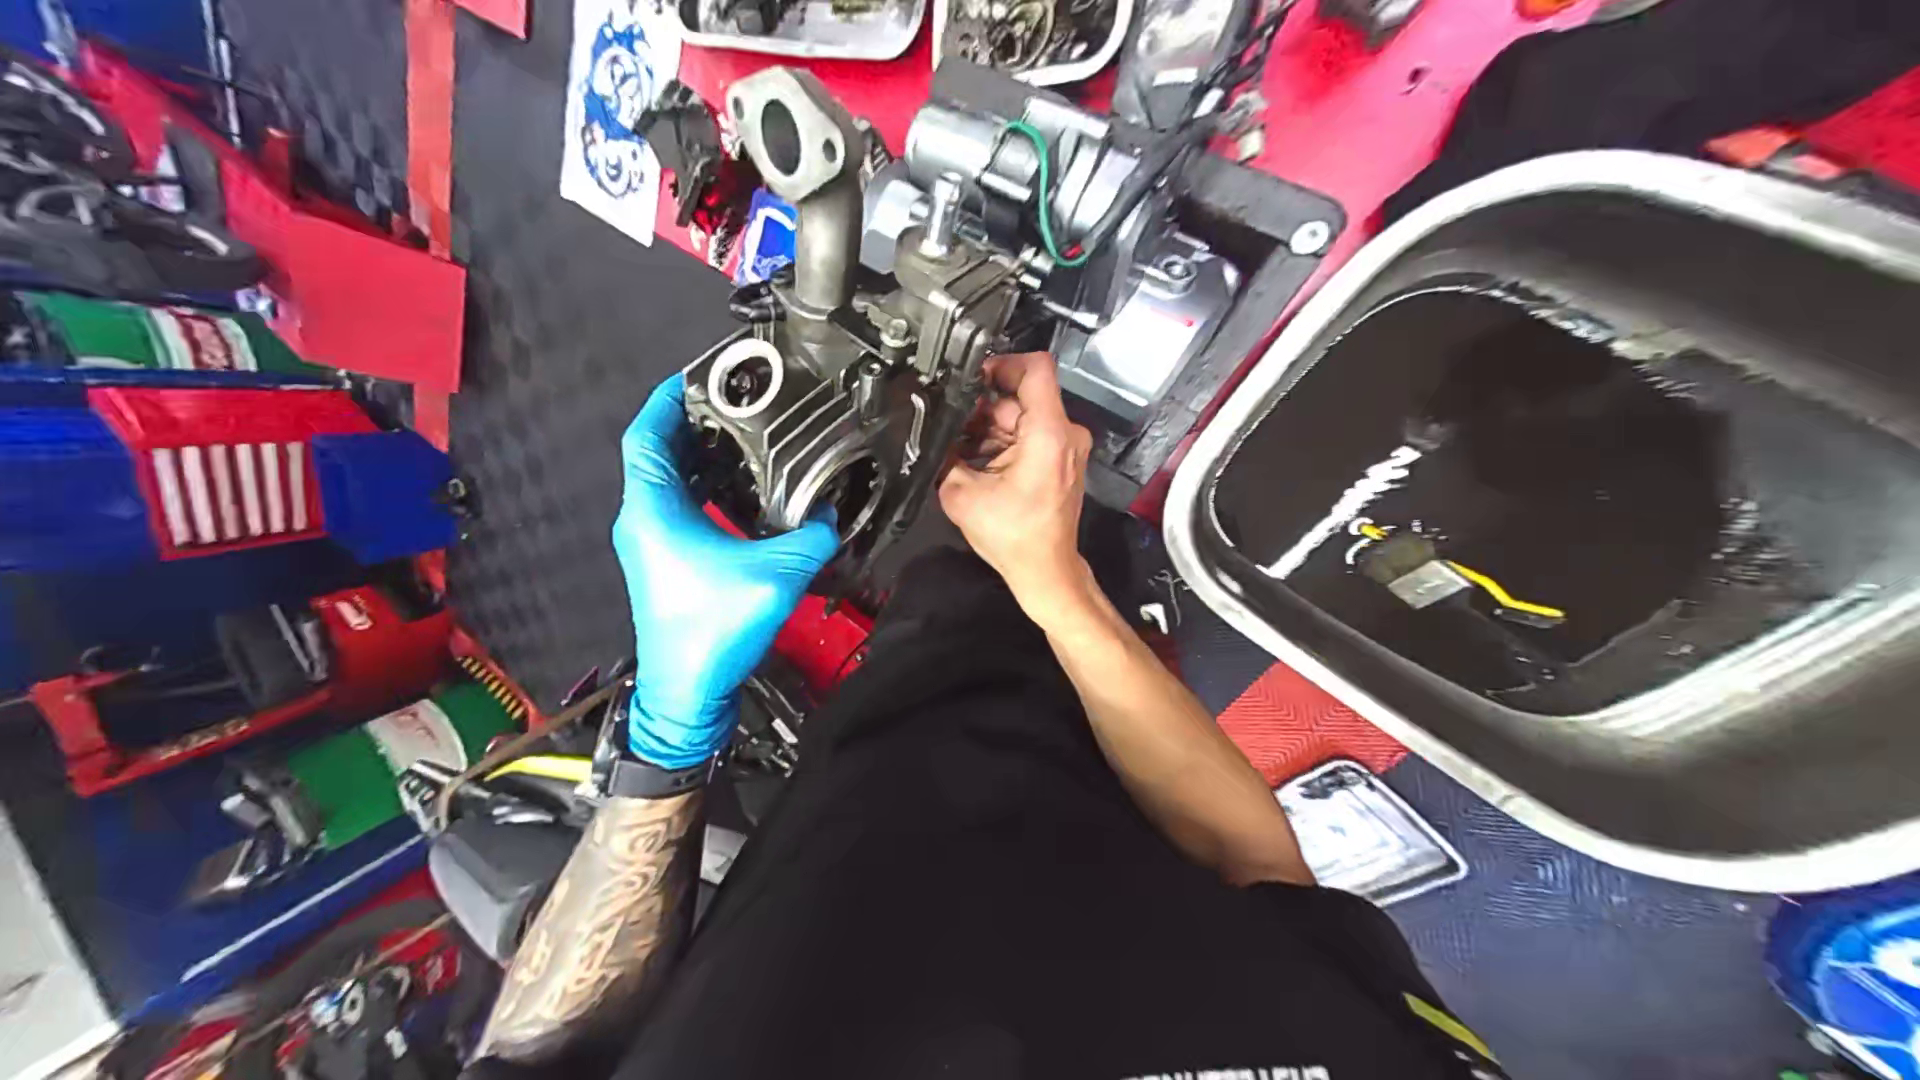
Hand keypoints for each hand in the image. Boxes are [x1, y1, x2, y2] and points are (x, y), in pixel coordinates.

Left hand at [612, 377, 837, 767]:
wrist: (687, 692)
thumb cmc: (712, 633)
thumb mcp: (774, 576)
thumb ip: (809, 539)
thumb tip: (829, 519)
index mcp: (654, 512)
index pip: (645, 435)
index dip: (665, 399)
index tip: (693, 376)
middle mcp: (643, 521)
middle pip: (656, 452)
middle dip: (688, 421)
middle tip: (729, 403)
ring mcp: (651, 542)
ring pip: (667, 480)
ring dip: (696, 454)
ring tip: (737, 437)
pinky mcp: (666, 561)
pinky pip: (678, 505)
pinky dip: (702, 486)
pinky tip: (737, 490)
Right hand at [938, 352, 1093, 615]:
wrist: (1044, 568)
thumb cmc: (1017, 539)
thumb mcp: (960, 494)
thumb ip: (945, 455)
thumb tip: (937, 436)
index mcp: (1048, 436)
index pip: (1035, 367)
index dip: (1000, 364)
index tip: (976, 378)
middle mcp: (1065, 435)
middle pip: (1020, 396)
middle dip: (983, 409)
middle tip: (956, 429)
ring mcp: (1066, 447)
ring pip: (1022, 415)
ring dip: (990, 428)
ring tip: (965, 453)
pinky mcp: (1061, 458)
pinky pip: (1030, 434)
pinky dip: (1003, 442)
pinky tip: (980, 463)